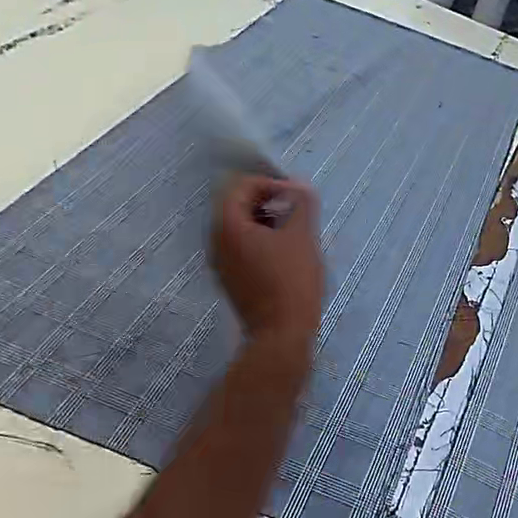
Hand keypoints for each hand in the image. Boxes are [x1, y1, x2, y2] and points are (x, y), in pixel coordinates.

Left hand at [210, 176, 324, 342]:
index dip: (271, 183)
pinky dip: (261, 241)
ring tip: (295, 231)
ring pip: (241, 228)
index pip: (242, 186)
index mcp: (227, 225)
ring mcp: (220, 263)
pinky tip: (285, 253)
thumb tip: (299, 186)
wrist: (281, 334)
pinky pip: (242, 248)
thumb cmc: (291, 281)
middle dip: (268, 201)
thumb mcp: (302, 236)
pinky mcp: (230, 280)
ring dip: (266, 221)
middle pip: (238, 205)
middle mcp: (216, 241)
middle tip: (297, 210)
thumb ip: (301, 203)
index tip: (296, 196)